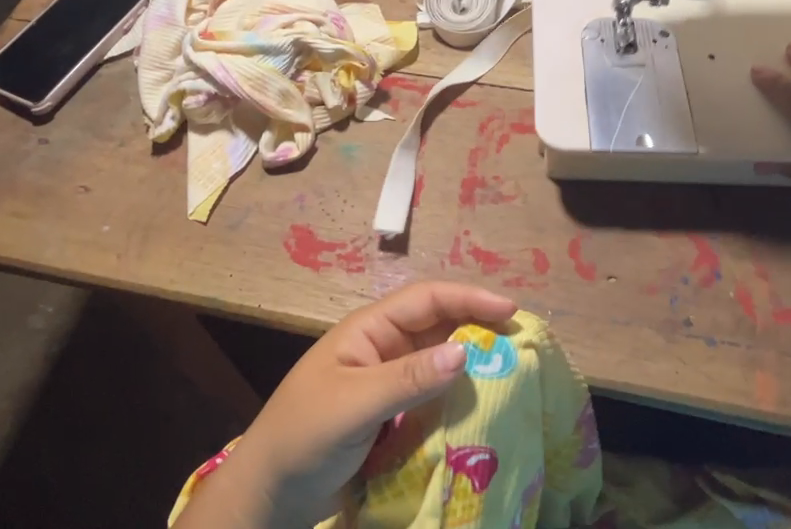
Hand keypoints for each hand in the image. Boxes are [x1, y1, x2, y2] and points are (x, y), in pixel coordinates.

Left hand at [179, 282, 516, 528]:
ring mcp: (388, 381)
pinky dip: (459, 396)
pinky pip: (433, 396)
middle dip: (478, 327)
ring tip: (513, 371)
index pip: (426, 300)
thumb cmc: (303, 436)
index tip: (510, 309)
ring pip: (439, 361)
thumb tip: (465, 353)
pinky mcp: (392, 415)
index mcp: (369, 330)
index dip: (468, 298)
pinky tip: (482, 407)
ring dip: (472, 363)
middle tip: (521, 341)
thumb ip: (407, 379)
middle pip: (439, 326)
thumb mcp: (353, 406)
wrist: (269, 492)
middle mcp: (383, 348)